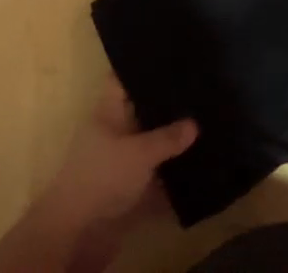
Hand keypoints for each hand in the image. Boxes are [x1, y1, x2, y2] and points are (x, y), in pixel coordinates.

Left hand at [14, 78, 195, 270]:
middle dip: (166, 107)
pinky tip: (199, 168)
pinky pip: (156, 178)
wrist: (78, 231)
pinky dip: (173, 177)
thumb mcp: (139, 152)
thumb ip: (167, 137)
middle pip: (141, 114)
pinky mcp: (129, 191)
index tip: (168, 57)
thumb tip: (194, 123)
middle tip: (201, 92)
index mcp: (107, 114)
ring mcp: (121, 163)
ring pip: (151, 146)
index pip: (121, 81)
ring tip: (208, 126)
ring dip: (172, 143)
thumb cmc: (102, 176)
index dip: (140, 68)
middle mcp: (113, 133)